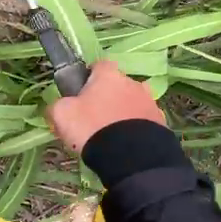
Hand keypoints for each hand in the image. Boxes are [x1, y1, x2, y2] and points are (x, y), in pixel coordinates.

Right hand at [47, 60, 164, 152]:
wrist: (131, 156)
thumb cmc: (92, 126)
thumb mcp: (61, 114)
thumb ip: (59, 105)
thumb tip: (61, 105)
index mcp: (108, 75)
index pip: (99, 65)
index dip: (89, 76)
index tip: (81, 91)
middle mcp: (133, 83)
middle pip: (117, 85)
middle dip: (108, 96)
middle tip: (93, 116)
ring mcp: (150, 103)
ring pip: (132, 103)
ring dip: (123, 113)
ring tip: (110, 134)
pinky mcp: (161, 123)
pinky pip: (144, 121)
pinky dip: (135, 129)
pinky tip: (124, 144)